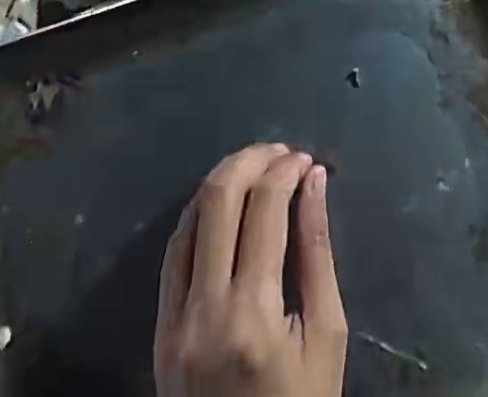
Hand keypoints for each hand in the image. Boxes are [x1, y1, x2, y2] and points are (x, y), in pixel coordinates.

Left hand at [155, 144, 346, 396]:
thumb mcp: (328, 334)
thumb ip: (318, 252)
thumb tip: (315, 182)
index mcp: (252, 313)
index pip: (264, 209)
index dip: (286, 171)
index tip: (307, 160)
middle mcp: (203, 308)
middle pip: (218, 199)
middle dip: (252, 160)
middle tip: (282, 153)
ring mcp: (172, 319)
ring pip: (189, 218)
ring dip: (224, 180)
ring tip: (259, 169)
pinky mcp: (159, 328)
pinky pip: (174, 251)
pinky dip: (200, 215)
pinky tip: (226, 205)